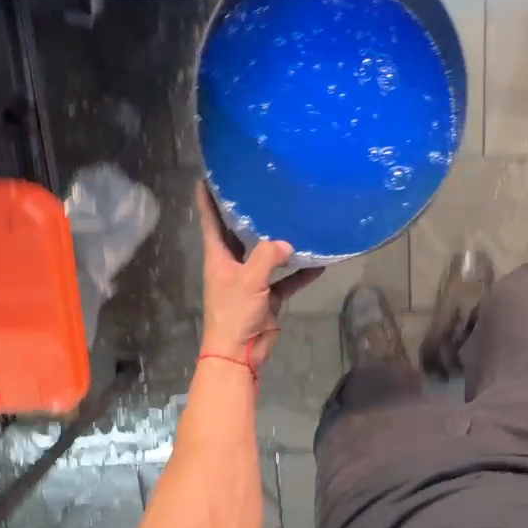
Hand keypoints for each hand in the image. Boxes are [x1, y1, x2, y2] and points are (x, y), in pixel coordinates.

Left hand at [196, 184, 321, 368]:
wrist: (240, 352)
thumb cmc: (234, 313)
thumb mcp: (249, 280)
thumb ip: (268, 257)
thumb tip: (289, 244)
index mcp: (219, 257)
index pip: (211, 221)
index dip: (208, 198)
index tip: (209, 175)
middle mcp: (233, 264)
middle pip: (240, 234)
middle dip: (249, 214)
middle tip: (263, 189)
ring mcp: (252, 281)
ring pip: (267, 256)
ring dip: (281, 244)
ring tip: (296, 220)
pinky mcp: (268, 297)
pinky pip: (286, 280)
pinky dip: (300, 273)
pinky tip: (318, 263)